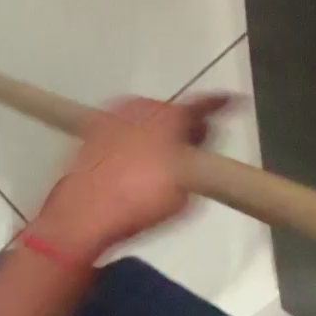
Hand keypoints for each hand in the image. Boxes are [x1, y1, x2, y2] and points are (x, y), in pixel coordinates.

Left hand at [30, 94, 231, 262]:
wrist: (83, 213)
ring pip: (143, 120)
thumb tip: (197, 154)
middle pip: (170, 111)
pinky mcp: (89, 133)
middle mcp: (139, 107)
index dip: (221, 105)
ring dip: (153, 134)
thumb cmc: (139, 201)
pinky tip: (131, 165)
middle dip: (181, 127)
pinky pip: (119, 132)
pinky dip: (130, 142)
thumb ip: (198, 163)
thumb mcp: (185, 188)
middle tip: (189, 149)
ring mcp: (110, 117)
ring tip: (159, 161)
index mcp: (170, 115)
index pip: (203, 104)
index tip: (232, 103)